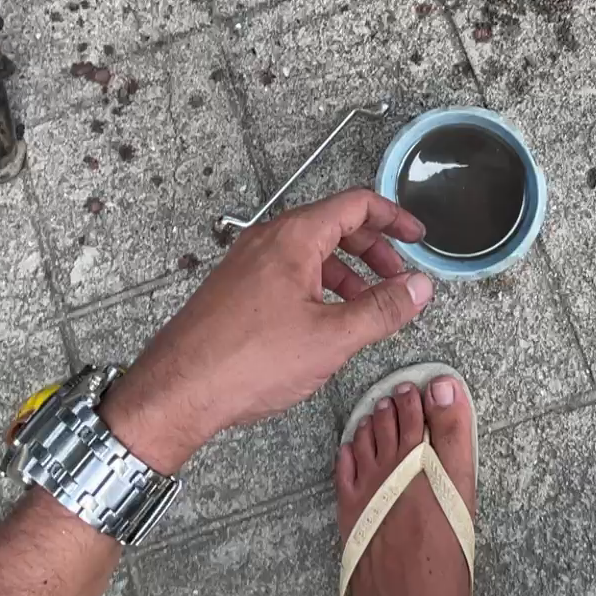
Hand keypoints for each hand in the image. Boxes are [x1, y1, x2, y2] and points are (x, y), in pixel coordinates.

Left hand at [97, 189, 432, 472]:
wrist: (176, 392)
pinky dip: (320, 283)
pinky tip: (328, 318)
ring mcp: (250, 261)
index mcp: (295, 236)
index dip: (394, 217)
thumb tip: (420, 287)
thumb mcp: (332, 337)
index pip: (357, 203)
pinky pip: (290, 269)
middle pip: (336, 224)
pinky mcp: (238, 286)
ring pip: (312, 250)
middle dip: (374, 248)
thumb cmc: (247, 361)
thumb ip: (383, 308)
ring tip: (369, 304)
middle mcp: (270, 238)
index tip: (417, 236)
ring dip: (348, 270)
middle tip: (399, 277)